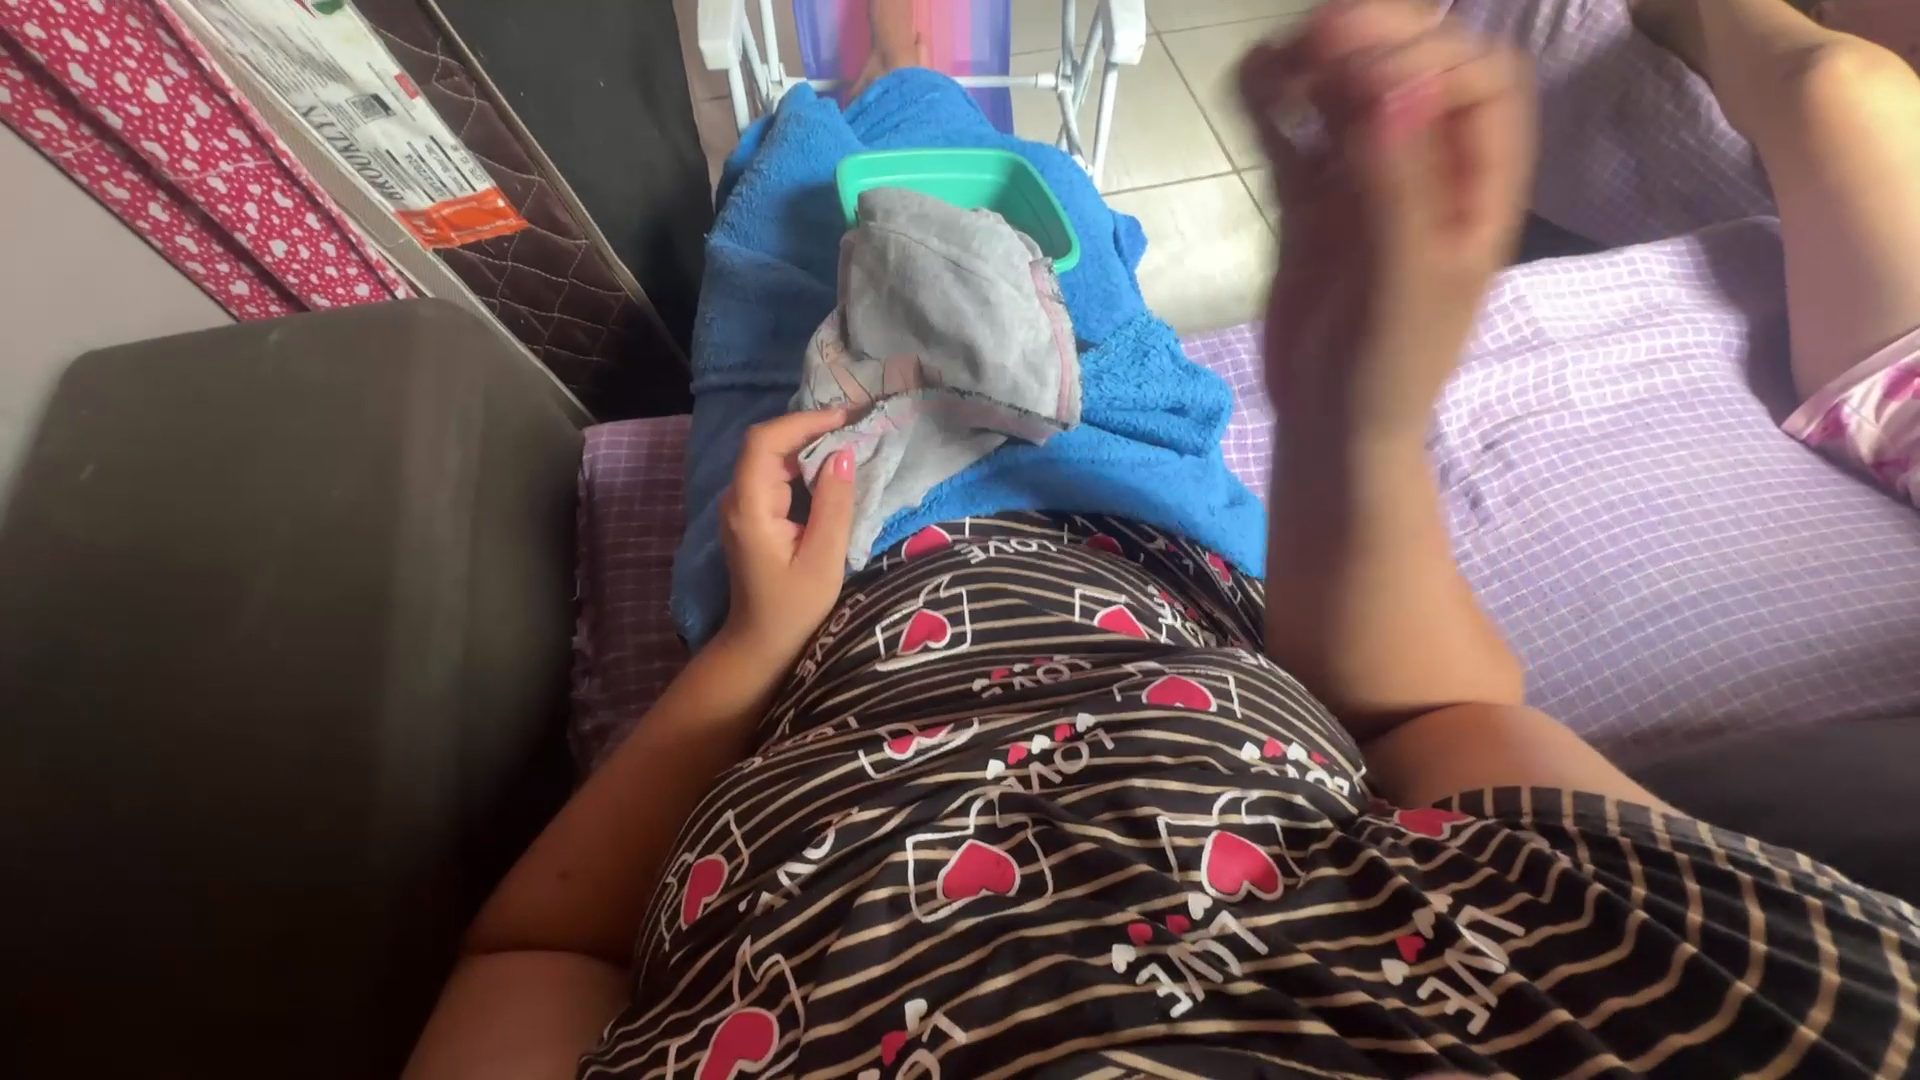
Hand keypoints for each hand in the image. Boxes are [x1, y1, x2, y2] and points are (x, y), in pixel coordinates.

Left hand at [716, 409, 858, 668]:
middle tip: (857, 425)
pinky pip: (778, 475)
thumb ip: (834, 505)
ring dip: (810, 444)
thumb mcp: (823, 560)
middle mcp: (738, 499)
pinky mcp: (755, 513)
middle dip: (811, 428)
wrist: (761, 642)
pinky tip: (833, 465)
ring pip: (773, 457)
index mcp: (750, 508)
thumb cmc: (794, 609)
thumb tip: (844, 453)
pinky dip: (805, 464)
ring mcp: (743, 505)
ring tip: (851, 438)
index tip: (843, 419)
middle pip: (767, 444)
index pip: (764, 443)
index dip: (802, 422)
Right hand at [1240, 0, 1535, 440]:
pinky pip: (1295, 146)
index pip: (1473, 82)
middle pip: (1408, 74)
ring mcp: (1362, 188)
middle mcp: (1424, 171)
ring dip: (1312, 70)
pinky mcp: (1310, 212)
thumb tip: (1389, 89)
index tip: (1357, 72)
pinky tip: (1250, 87)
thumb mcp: (1404, 284)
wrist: (1330, 423)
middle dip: (1364, 44)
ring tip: (1270, 60)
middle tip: (1309, 40)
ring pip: (1344, 104)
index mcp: (1476, 184)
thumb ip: (1399, 190)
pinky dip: (1273, 113)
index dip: (1423, 57)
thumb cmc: (1386, 368)